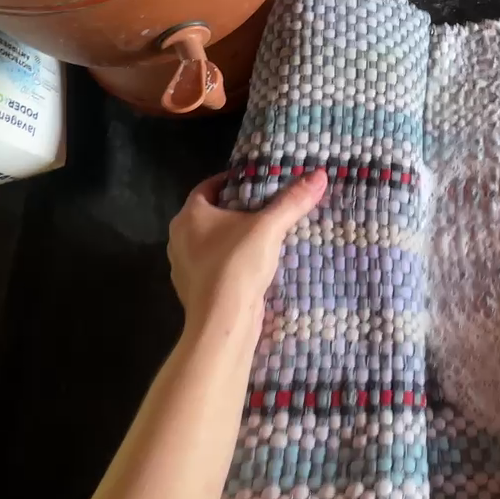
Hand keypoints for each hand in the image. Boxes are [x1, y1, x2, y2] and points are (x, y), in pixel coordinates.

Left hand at [169, 170, 327, 334]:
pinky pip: (214, 266)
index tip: (257, 181)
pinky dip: (231, 262)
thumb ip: (293, 201)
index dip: (232, 181)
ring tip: (264, 234)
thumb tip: (320, 175)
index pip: (209, 186)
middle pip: (210, 214)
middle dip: (236, 209)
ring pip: (212, 241)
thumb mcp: (269, 227)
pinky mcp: (195, 290)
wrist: (221, 324)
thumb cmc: (236, 266)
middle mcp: (179, 239)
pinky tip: (254, 265)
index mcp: (189, 216)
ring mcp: (184, 267)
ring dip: (233, 237)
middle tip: (266, 205)